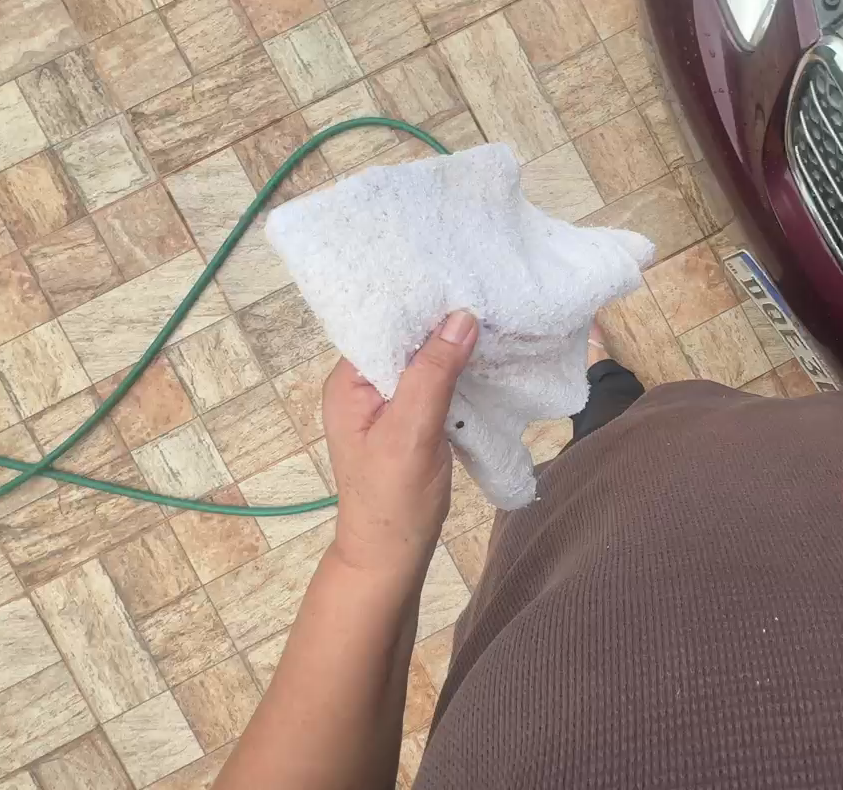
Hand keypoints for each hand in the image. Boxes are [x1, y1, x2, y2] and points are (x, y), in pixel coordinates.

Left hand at [322, 310, 477, 573]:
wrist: (393, 556)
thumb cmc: (393, 501)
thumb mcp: (410, 433)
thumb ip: (432, 374)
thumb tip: (462, 317)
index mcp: (349, 382)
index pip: (384, 325)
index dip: (422, 305)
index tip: (464, 285)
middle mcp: (366, 384)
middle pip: (407, 338)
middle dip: (444, 322)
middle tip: (489, 299)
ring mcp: (390, 401)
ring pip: (425, 358)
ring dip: (455, 345)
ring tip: (494, 322)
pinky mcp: (413, 415)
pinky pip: (437, 379)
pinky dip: (460, 369)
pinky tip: (484, 358)